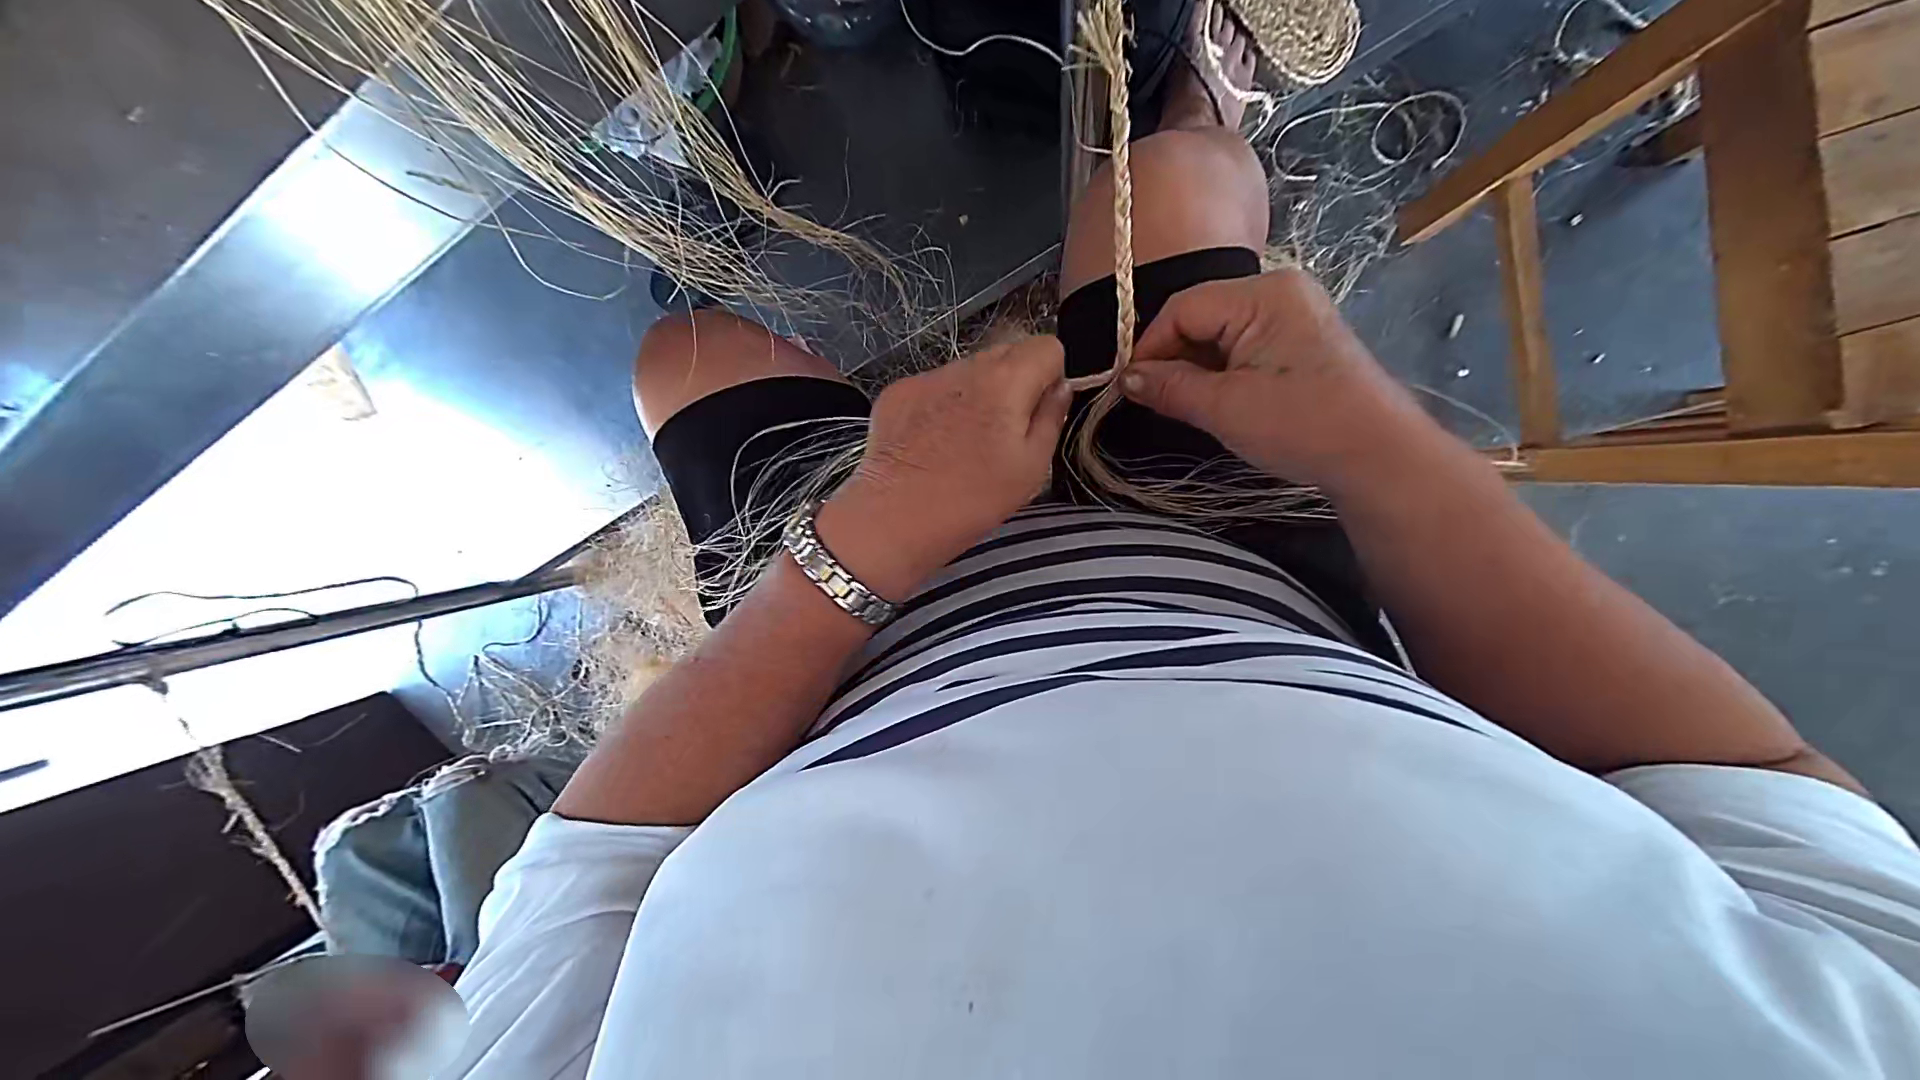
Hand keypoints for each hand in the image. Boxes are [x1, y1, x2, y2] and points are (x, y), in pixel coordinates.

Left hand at [817, 335, 1069, 599]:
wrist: (895, 518)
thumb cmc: (973, 500)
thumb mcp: (1032, 467)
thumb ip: (1051, 417)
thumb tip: (1059, 386)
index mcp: (1006, 380)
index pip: (1046, 345)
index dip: (1050, 375)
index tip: (1039, 410)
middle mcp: (966, 365)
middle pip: (1006, 352)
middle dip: (1015, 382)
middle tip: (1004, 431)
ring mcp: (927, 376)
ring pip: (969, 369)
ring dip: (978, 392)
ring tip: (965, 441)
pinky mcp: (897, 391)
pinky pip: (935, 385)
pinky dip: (943, 403)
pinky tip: (933, 441)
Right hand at [1119, 269, 1444, 491]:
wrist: (1377, 455)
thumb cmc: (1299, 425)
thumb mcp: (1223, 407)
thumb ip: (1169, 387)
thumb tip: (1126, 378)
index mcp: (1262, 294)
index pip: (1182, 308)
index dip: (1149, 347)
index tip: (1130, 388)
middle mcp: (1278, 291)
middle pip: (1200, 315)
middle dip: (1172, 357)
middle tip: (1156, 400)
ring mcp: (1293, 313)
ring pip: (1219, 332)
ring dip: (1195, 367)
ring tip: (1185, 404)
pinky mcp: (1299, 339)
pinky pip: (1242, 344)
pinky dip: (1220, 370)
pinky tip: (1216, 399)